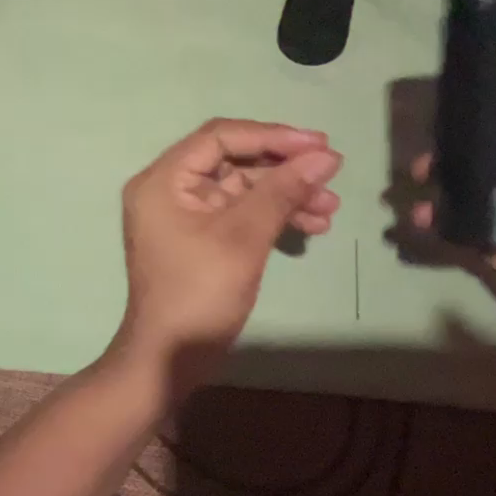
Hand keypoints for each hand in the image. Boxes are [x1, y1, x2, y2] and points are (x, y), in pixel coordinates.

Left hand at [112, 119, 342, 392]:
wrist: (169, 359)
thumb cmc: (199, 294)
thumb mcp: (243, 238)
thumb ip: (282, 191)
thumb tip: (325, 156)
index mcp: (163, 180)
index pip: (220, 137)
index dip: (272, 136)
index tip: (319, 145)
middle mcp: (168, 189)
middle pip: (233, 160)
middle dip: (284, 169)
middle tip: (331, 176)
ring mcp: (182, 215)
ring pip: (241, 189)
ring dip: (285, 195)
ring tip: (330, 209)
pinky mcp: (197, 238)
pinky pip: (238, 214)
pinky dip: (271, 217)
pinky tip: (311, 226)